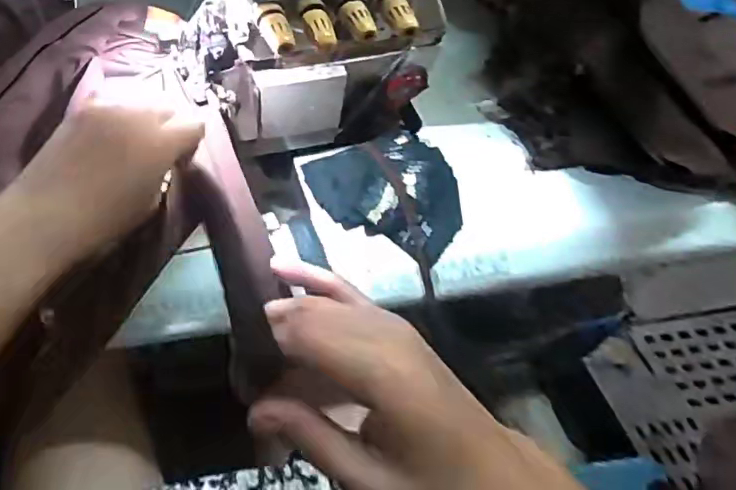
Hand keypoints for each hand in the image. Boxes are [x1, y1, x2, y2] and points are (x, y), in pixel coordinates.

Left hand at [1, 78, 204, 272]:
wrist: (45, 214)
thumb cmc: (101, 222)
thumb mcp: (147, 204)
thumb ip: (162, 173)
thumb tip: (163, 163)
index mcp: (162, 142)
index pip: (194, 124)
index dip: (189, 143)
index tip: (177, 162)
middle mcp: (139, 115)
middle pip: (166, 107)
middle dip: (167, 125)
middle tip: (153, 151)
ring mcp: (109, 106)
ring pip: (137, 101)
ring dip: (139, 118)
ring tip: (125, 141)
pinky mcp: (83, 107)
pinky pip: (108, 101)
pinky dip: (112, 114)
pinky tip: (102, 133)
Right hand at [251, 262, 580, 489]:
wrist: (496, 478)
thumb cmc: (437, 486)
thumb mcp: (373, 481)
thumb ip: (311, 437)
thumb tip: (254, 410)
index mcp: (381, 370)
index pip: (299, 335)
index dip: (262, 351)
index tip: (240, 383)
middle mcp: (382, 330)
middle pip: (305, 315)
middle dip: (268, 339)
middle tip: (243, 377)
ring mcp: (389, 320)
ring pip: (318, 301)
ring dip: (284, 321)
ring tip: (254, 353)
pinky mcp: (391, 321)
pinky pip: (343, 290)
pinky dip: (311, 279)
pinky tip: (280, 268)